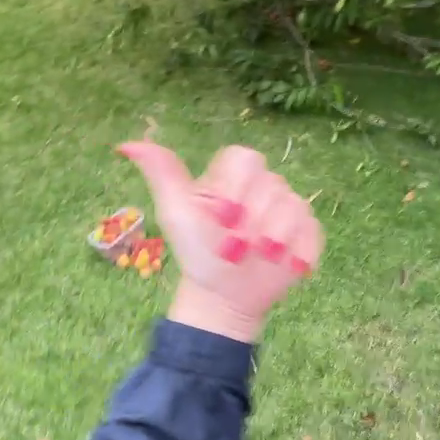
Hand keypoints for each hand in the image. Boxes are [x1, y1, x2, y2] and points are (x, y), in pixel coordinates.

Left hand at [118, 141, 321, 342]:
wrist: (222, 294)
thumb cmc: (198, 252)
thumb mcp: (176, 213)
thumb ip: (162, 175)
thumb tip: (127, 145)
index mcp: (233, 176)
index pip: (245, 159)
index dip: (236, 188)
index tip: (221, 217)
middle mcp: (264, 185)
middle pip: (271, 185)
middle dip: (251, 222)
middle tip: (233, 246)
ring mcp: (289, 208)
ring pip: (293, 208)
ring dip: (271, 239)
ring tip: (253, 258)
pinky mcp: (308, 232)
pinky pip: (312, 231)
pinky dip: (296, 250)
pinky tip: (280, 264)